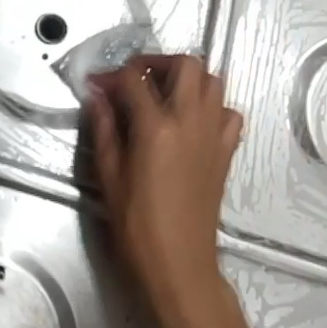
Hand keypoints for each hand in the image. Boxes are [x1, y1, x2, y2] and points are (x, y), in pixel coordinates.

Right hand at [87, 54, 243, 314]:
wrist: (179, 264)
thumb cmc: (136, 223)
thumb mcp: (108, 174)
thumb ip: (104, 127)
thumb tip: (97, 95)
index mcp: (156, 127)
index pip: (134, 79)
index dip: (112, 76)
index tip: (97, 85)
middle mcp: (190, 122)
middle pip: (185, 64)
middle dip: (156, 63)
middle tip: (134, 80)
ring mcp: (214, 135)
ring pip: (213, 81)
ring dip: (186, 78)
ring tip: (162, 94)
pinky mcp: (226, 152)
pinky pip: (228, 112)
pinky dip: (211, 105)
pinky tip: (189, 120)